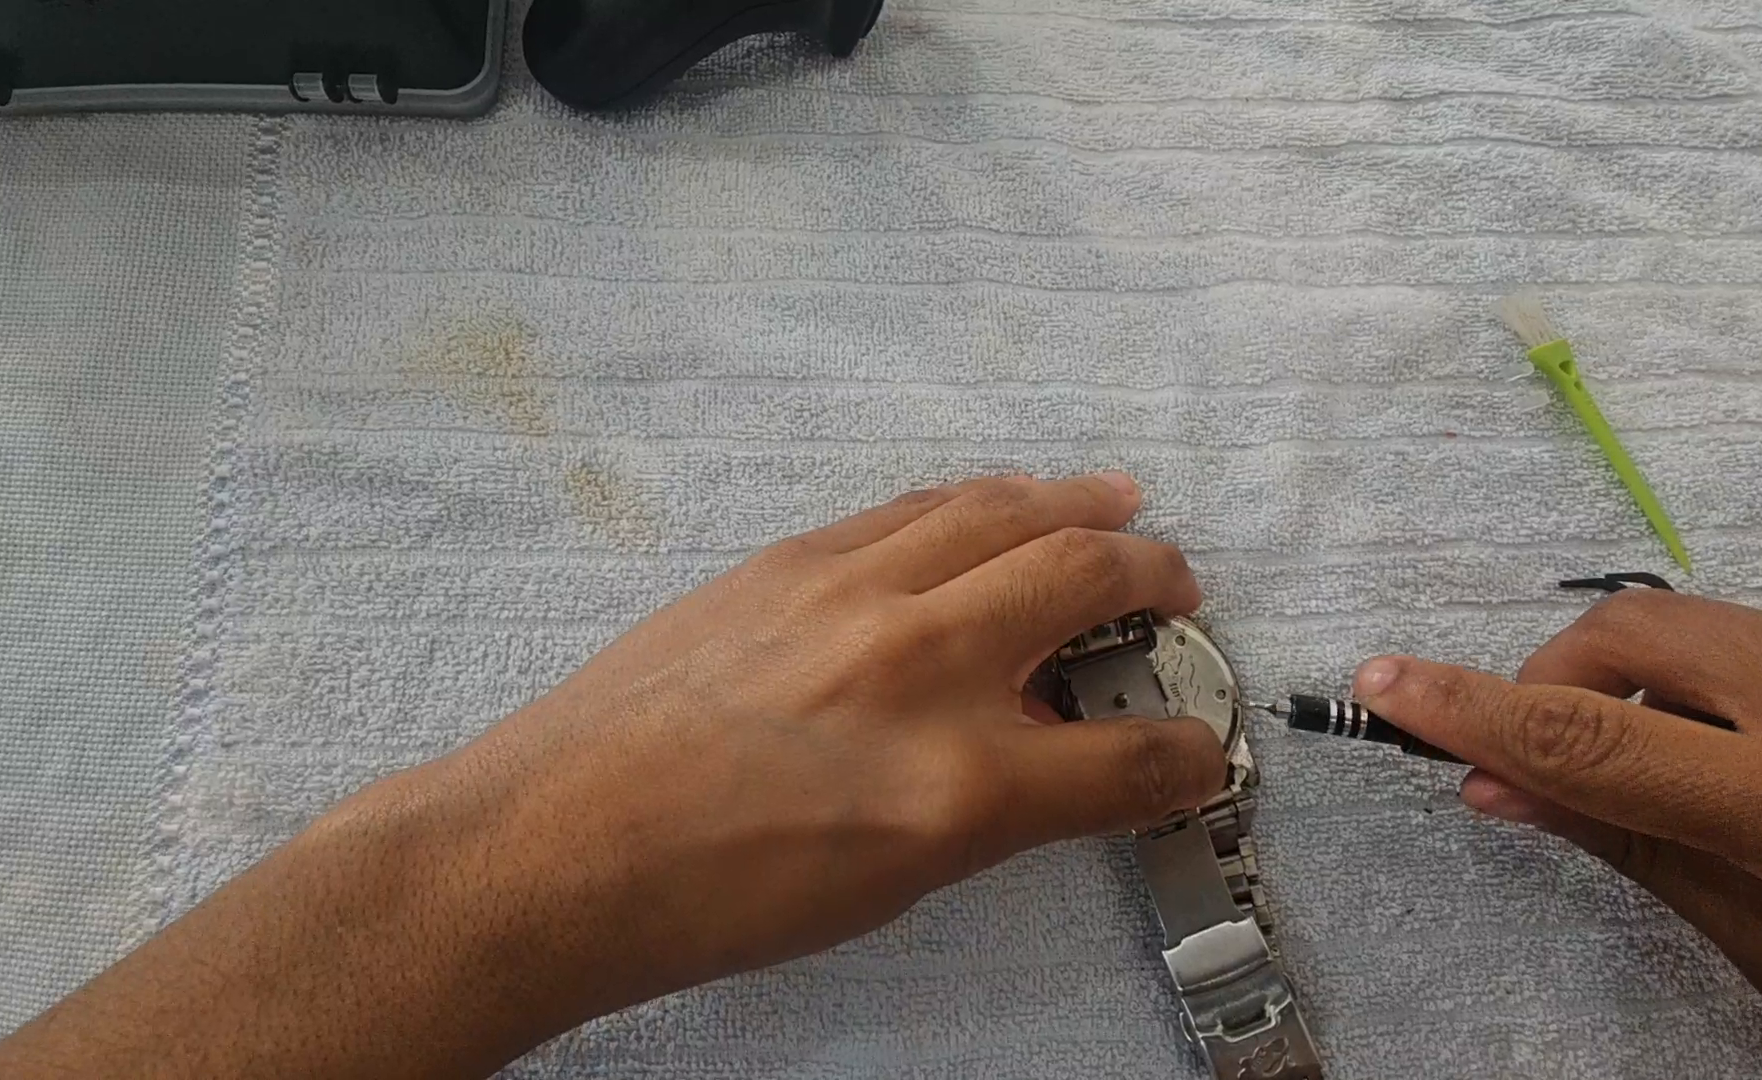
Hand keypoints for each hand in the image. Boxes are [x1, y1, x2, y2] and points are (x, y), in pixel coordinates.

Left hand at [456, 471, 1223, 1020]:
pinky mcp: (793, 557)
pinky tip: (998, 503)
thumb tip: (1054, 743)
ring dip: (1075, 501)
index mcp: (955, 781)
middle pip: (1079, 578)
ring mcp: (851, 591)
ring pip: (1000, 511)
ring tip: (1116, 499)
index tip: (1197, 743)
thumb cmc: (727, 889)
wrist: (564, 839)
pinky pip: (915, 507)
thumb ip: (996, 800)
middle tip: (1176, 578)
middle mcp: (919, 662)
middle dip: (1153, 573)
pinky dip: (979, 501)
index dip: (1181, 752)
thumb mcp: (892, 877)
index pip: (1122, 759)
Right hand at [1347, 589, 1761, 1062]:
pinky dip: (1707, 688)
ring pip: (1693, 626)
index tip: (1381, 684)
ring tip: (1672, 761)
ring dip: (1633, 683)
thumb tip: (1492, 783)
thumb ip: (1635, 847)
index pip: (1593, 742)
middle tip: (1553, 749)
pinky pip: (1756, 641)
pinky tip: (1755, 752)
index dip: (1471, 708)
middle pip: (1633, 630)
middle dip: (1555, 674)